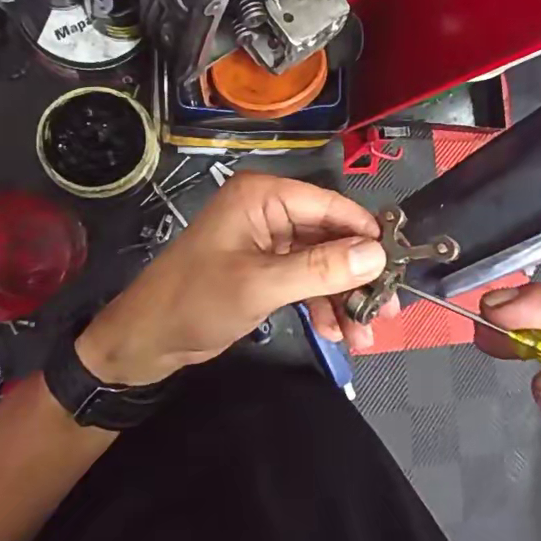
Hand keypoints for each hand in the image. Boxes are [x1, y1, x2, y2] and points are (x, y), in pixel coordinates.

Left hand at [77, 174, 392, 385]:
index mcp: (264, 197)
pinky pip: (308, 280)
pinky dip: (324, 305)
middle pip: (332, 238)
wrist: (145, 343)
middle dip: (358, 276)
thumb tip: (376, 256)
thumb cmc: (195, 301)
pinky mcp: (269, 269)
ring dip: (344, 298)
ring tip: (364, 334)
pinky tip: (337, 332)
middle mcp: (271, 212)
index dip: (365, 234)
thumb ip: (320, 269)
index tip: (396, 265)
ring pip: (324, 263)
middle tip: (387, 309)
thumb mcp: (261, 285)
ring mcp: (271, 242)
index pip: (331, 206)